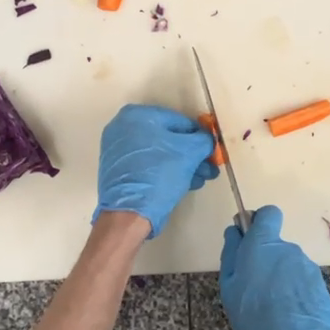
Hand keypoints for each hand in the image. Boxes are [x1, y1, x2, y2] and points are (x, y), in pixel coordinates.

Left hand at [94, 105, 217, 237]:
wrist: (129, 214)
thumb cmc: (159, 174)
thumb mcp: (189, 153)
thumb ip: (203, 140)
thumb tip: (207, 139)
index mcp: (136, 116)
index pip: (178, 121)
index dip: (199, 136)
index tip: (212, 150)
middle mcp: (123, 128)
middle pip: (168, 138)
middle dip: (192, 155)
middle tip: (209, 167)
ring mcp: (118, 151)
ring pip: (160, 154)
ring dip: (183, 165)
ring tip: (201, 178)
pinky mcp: (119, 171)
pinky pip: (149, 166)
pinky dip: (166, 172)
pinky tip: (185, 183)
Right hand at [220, 206, 329, 329]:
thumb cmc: (258, 321)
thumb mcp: (230, 290)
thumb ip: (231, 256)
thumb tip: (235, 232)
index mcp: (263, 245)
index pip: (267, 213)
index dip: (257, 223)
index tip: (247, 242)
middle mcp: (287, 249)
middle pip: (273, 245)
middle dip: (262, 260)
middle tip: (251, 289)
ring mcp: (306, 267)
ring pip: (285, 264)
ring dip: (276, 278)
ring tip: (269, 309)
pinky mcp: (319, 285)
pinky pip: (298, 280)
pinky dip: (291, 292)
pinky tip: (286, 316)